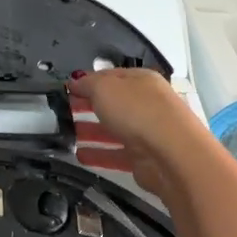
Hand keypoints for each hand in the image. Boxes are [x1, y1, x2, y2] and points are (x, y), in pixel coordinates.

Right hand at [69, 68, 209, 202]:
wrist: (173, 156)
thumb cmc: (137, 111)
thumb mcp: (103, 88)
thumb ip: (86, 83)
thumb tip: (75, 82)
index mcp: (141, 81)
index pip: (110, 76)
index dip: (87, 81)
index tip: (66, 89)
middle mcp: (146, 104)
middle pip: (112, 103)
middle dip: (87, 106)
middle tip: (62, 110)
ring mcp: (147, 132)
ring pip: (113, 129)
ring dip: (90, 131)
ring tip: (66, 134)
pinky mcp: (145, 159)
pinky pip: (116, 154)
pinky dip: (99, 154)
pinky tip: (79, 155)